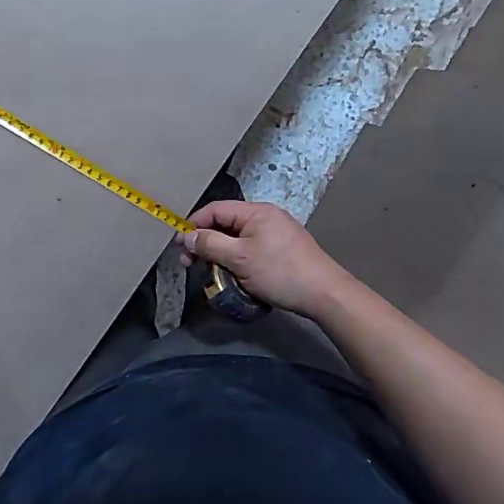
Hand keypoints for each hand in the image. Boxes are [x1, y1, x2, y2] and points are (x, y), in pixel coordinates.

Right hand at [179, 201, 358, 319]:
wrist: (324, 293)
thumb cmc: (280, 272)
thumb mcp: (239, 258)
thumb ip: (210, 244)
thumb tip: (187, 235)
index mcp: (256, 212)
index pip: (215, 210)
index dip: (194, 225)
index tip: (180, 246)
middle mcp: (265, 217)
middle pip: (225, 224)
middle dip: (205, 243)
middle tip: (190, 264)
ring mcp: (275, 233)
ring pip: (236, 239)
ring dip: (220, 254)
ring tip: (211, 272)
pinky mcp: (281, 250)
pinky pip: (250, 249)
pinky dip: (236, 260)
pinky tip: (232, 275)